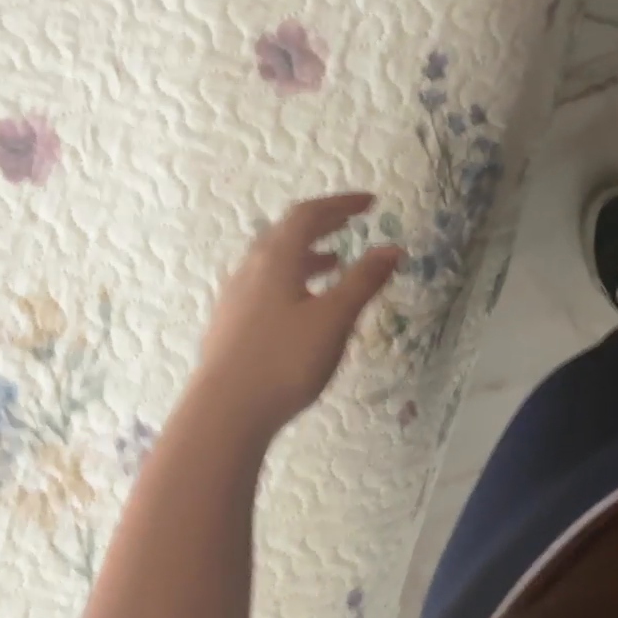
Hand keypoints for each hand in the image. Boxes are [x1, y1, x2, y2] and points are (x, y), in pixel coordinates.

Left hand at [188, 193, 401, 436]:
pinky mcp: (231, 325)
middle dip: (322, 224)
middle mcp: (251, 271)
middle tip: (352, 223)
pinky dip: (292, 279)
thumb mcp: (335, 317)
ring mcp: (236, 299)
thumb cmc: (285, 359)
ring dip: (306, 253)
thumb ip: (365, 280)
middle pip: (285, 233)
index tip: (370, 203)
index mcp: (276, 261)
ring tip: (334, 262)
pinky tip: (304, 304)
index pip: (307, 216)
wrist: (224, 414)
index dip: (339, 205)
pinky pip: (265, 285)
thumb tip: (393, 248)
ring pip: (272, 261)